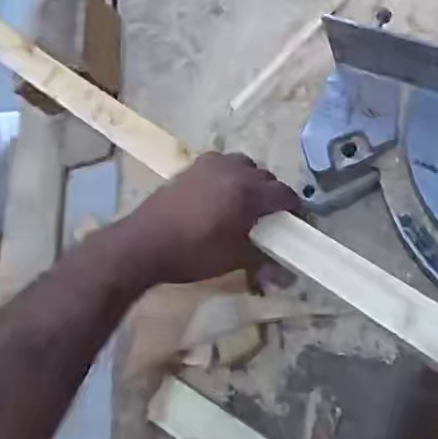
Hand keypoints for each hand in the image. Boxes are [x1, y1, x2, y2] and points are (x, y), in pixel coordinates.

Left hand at [108, 152, 299, 286]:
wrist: (142, 245)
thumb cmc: (191, 254)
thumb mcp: (233, 259)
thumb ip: (262, 259)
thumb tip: (285, 275)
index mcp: (249, 192)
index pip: (285, 194)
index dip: (294, 207)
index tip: (295, 220)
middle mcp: (235, 171)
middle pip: (267, 178)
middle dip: (272, 195)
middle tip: (268, 217)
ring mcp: (213, 164)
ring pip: (245, 165)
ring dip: (251, 180)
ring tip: (243, 201)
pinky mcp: (194, 166)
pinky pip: (223, 163)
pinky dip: (228, 174)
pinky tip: (219, 192)